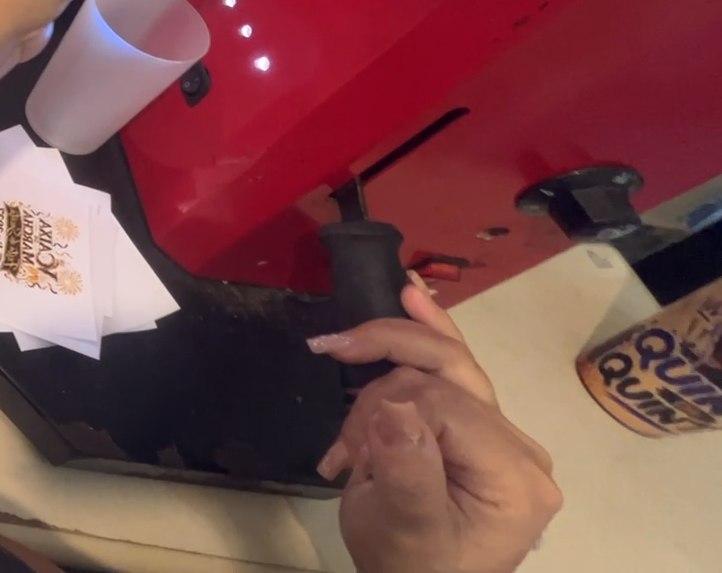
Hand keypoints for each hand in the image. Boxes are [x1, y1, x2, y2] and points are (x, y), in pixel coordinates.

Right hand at [310, 286, 561, 572]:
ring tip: (344, 397)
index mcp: (513, 474)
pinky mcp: (473, 428)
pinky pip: (450, 364)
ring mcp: (497, 436)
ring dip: (379, 372)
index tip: (346, 444)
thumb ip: (407, 470)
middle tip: (326, 347)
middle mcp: (518, 448)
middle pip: (447, 366)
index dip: (383, 405)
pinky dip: (424, 328)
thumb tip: (392, 408)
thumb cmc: (409, 561)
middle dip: (381, 354)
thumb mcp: (403, 525)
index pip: (441, 401)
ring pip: (439, 360)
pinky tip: (410, 296)